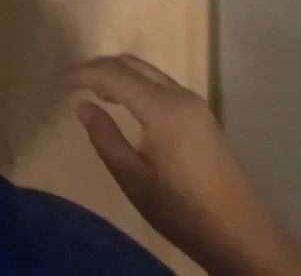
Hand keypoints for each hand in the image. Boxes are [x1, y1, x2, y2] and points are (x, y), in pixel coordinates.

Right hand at [67, 55, 300, 275]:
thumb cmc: (182, 210)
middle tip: (71, 81)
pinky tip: (121, 101)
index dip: (83, 74)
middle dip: (98, 67)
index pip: (114, 75)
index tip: (58, 84)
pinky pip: (159, 84)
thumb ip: (104, 137)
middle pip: (131, 64)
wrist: (242, 236)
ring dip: (117, 73)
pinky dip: (134, 84)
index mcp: (163, 108)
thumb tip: (82, 104)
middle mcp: (180, 95)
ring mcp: (194, 104)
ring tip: (90, 89)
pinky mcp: (200, 115)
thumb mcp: (133, 179)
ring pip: (147, 72)